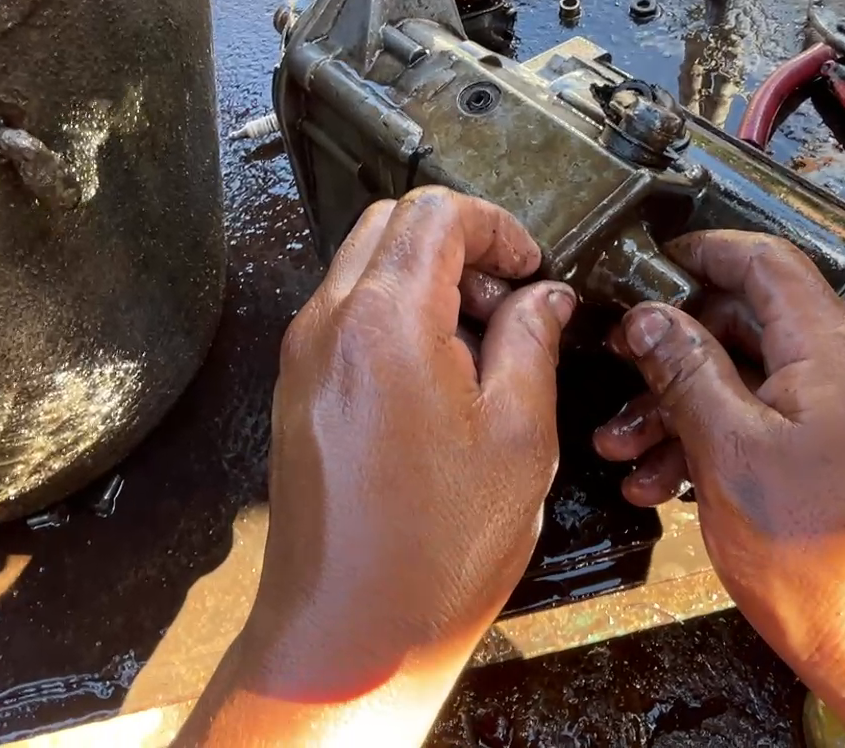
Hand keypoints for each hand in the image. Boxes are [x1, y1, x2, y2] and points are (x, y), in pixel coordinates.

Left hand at [180, 189, 575, 745]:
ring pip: (368, 259)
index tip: (528, 268)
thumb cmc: (433, 549)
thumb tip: (544, 297)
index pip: (436, 212)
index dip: (496, 227)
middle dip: (461, 242)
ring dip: (429, 275)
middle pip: (394, 221)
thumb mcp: (518, 436)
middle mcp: (330, 322)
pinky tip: (438, 370)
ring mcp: (305, 350)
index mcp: (386, 321)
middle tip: (506, 301)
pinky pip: (350, 307)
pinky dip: (398, 308)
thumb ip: (532, 342)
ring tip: (478, 342)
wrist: (346, 632)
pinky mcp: (300, 380)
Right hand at [594, 231, 844, 747]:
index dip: (704, 251)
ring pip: (749, 381)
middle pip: (748, 325)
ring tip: (624, 447)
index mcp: (833, 351)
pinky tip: (663, 481)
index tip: (652, 262)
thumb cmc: (830, 563)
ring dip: (681, 406)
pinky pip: (770, 424)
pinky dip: (716, 440)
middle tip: (620, 367)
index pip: (766, 263)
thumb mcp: (731, 451)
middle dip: (673, 349)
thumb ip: (686, 370)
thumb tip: (648, 318)